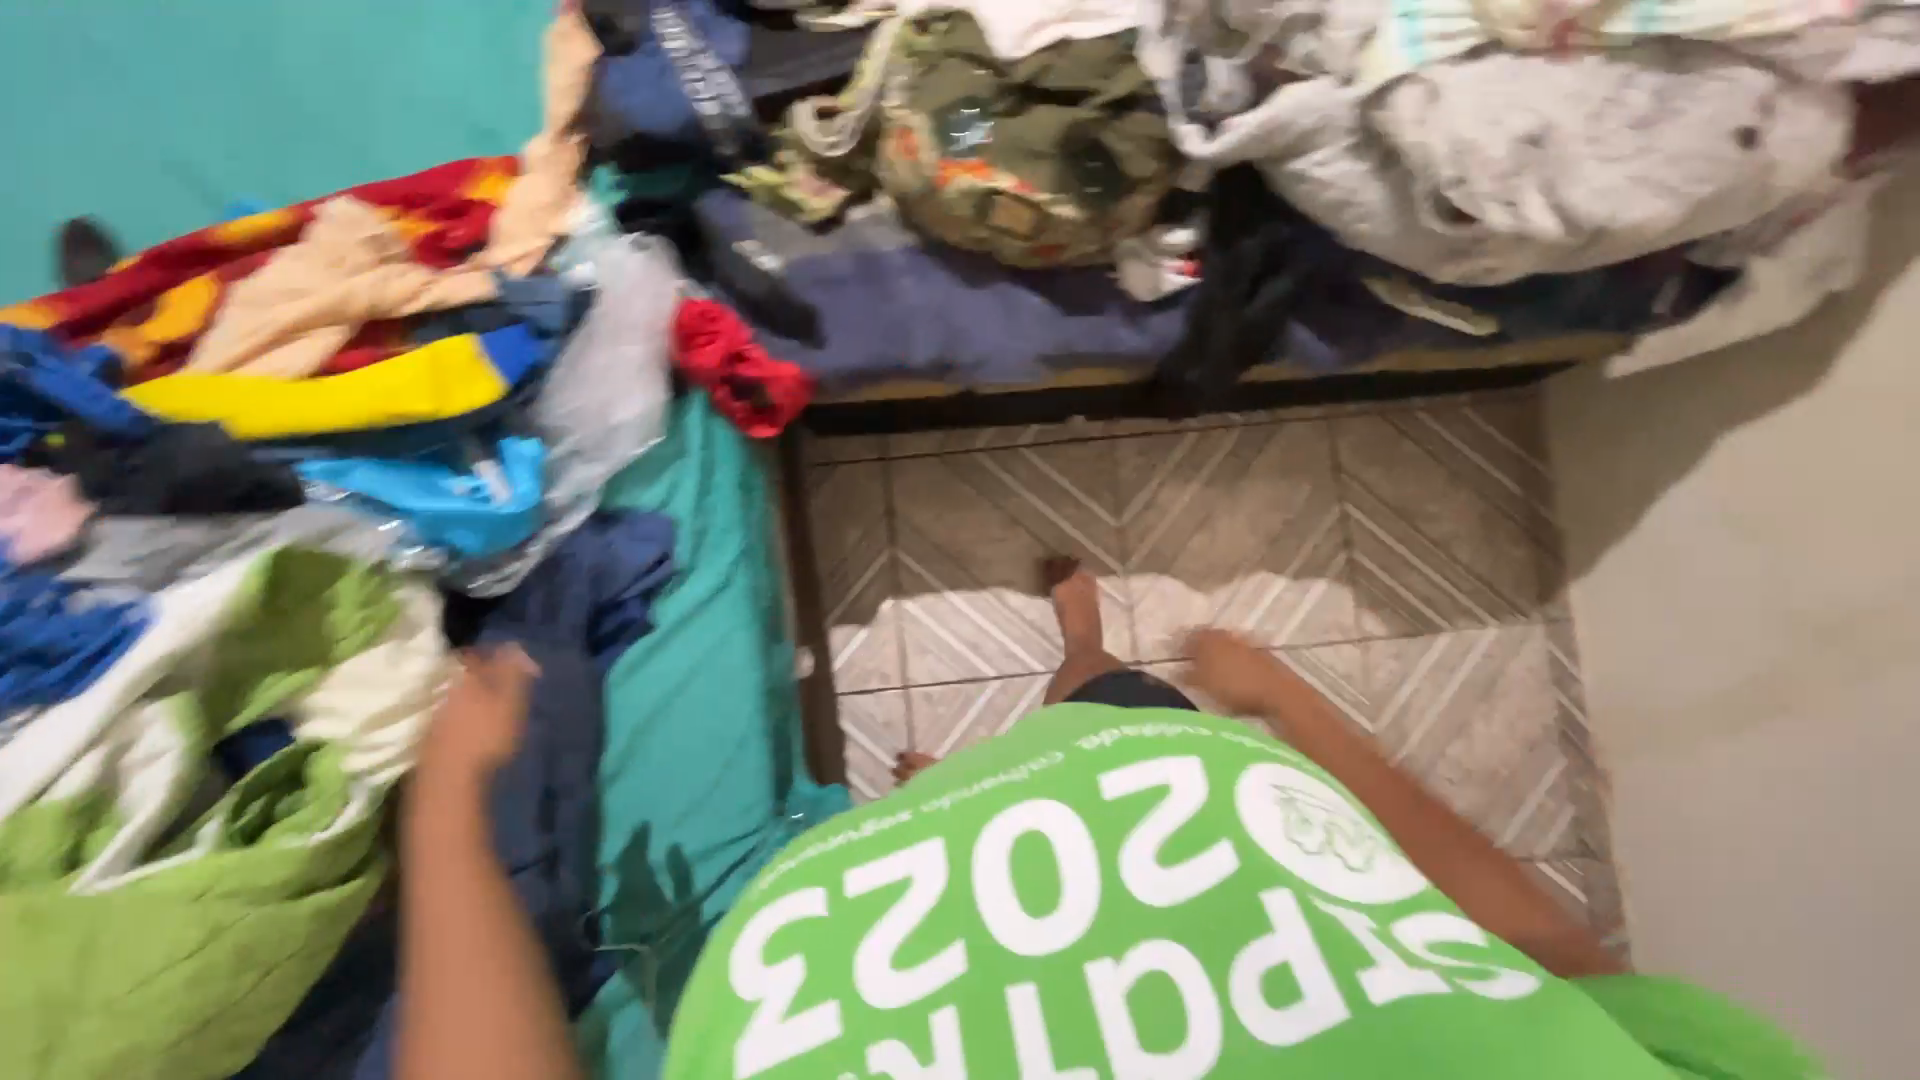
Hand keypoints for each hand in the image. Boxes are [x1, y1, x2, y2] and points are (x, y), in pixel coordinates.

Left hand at [418, 644, 540, 785]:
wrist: (448, 780)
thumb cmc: (486, 736)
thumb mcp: (510, 701)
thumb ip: (513, 673)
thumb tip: (514, 645)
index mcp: (465, 676)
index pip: (478, 653)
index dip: (498, 655)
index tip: (516, 663)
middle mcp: (444, 689)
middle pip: (464, 673)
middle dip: (484, 675)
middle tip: (505, 684)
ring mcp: (433, 713)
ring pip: (456, 693)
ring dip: (473, 696)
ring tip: (492, 706)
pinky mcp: (428, 736)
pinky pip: (449, 713)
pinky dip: (463, 714)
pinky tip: (474, 726)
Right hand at [1180, 627, 1297, 719]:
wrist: (1279, 692)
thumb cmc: (1235, 688)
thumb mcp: (1205, 685)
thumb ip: (1187, 676)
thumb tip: (1173, 670)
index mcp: (1207, 640)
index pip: (1187, 637)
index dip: (1178, 645)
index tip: (1171, 653)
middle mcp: (1224, 636)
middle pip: (1205, 637)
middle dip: (1196, 645)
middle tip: (1189, 657)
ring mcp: (1244, 642)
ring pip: (1223, 643)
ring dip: (1215, 651)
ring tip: (1209, 665)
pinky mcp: (1260, 653)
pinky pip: (1238, 651)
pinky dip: (1231, 658)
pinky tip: (1231, 668)